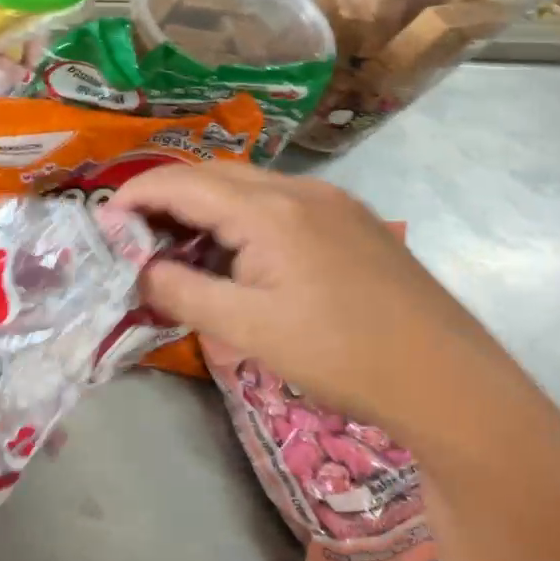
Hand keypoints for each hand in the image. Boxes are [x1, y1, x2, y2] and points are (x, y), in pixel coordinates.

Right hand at [113, 163, 518, 434]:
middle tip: (135, 235)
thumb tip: (138, 270)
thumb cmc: (343, 357)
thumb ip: (180, 291)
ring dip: (202, 204)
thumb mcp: (247, 330)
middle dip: (164, 197)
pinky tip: (237, 252)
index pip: (180, 182)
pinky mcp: (352, 220)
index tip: (103, 223)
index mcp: (270, 210)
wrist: (456, 387)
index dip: (134, 196)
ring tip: (179, 246)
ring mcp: (332, 201)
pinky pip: (276, 199)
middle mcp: (299, 189)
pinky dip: (238, 213)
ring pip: (244, 184)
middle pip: (210, 173)